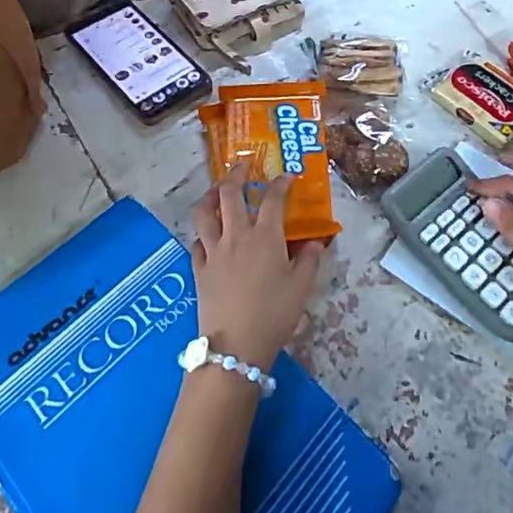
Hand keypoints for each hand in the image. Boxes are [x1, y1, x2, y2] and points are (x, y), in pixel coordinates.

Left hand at [191, 162, 326, 370]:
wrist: (236, 344)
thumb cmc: (275, 314)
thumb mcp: (302, 288)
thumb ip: (310, 260)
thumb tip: (315, 242)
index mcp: (265, 237)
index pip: (272, 199)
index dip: (280, 184)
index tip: (286, 177)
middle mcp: (236, 236)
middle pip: (230, 194)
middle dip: (236, 175)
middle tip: (243, 167)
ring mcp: (213, 251)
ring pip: (204, 213)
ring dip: (210, 196)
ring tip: (218, 192)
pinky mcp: (198, 268)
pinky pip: (196, 242)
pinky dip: (203, 233)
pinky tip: (208, 236)